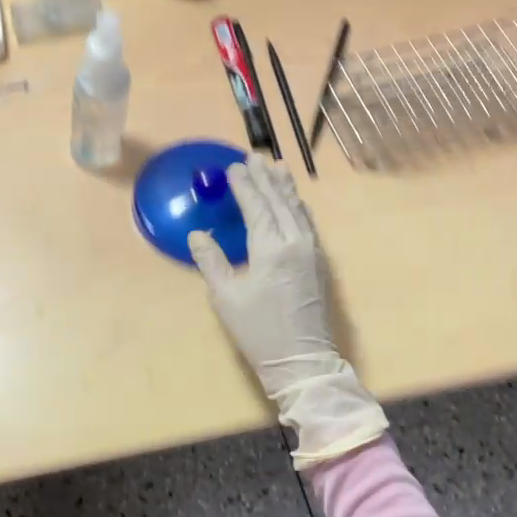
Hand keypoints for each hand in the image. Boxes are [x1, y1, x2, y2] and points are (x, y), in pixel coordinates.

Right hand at [188, 153, 387, 468]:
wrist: (301, 359)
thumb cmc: (258, 332)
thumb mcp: (226, 298)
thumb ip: (212, 261)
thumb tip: (197, 235)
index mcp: (272, 248)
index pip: (257, 206)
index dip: (244, 185)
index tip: (232, 168)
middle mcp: (296, 242)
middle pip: (281, 200)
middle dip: (265, 177)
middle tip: (254, 157)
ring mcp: (312, 251)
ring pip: (298, 209)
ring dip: (284, 187)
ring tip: (275, 168)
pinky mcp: (318, 262)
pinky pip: (307, 222)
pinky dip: (296, 205)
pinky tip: (291, 202)